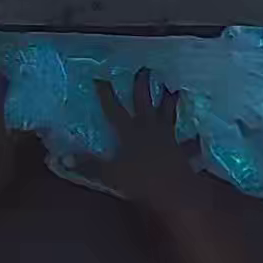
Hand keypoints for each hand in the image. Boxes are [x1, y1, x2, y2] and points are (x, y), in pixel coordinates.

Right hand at [87, 67, 207, 217]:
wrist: (176, 193)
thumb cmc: (141, 181)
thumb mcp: (109, 174)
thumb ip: (88, 165)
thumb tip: (63, 158)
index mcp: (130, 132)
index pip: (114, 108)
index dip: (106, 93)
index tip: (100, 77)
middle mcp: (149, 129)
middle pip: (145, 103)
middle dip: (143, 86)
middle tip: (146, 69)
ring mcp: (169, 139)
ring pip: (169, 116)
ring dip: (171, 103)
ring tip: (175, 90)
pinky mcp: (183, 153)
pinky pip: (190, 146)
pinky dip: (194, 142)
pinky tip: (200, 138)